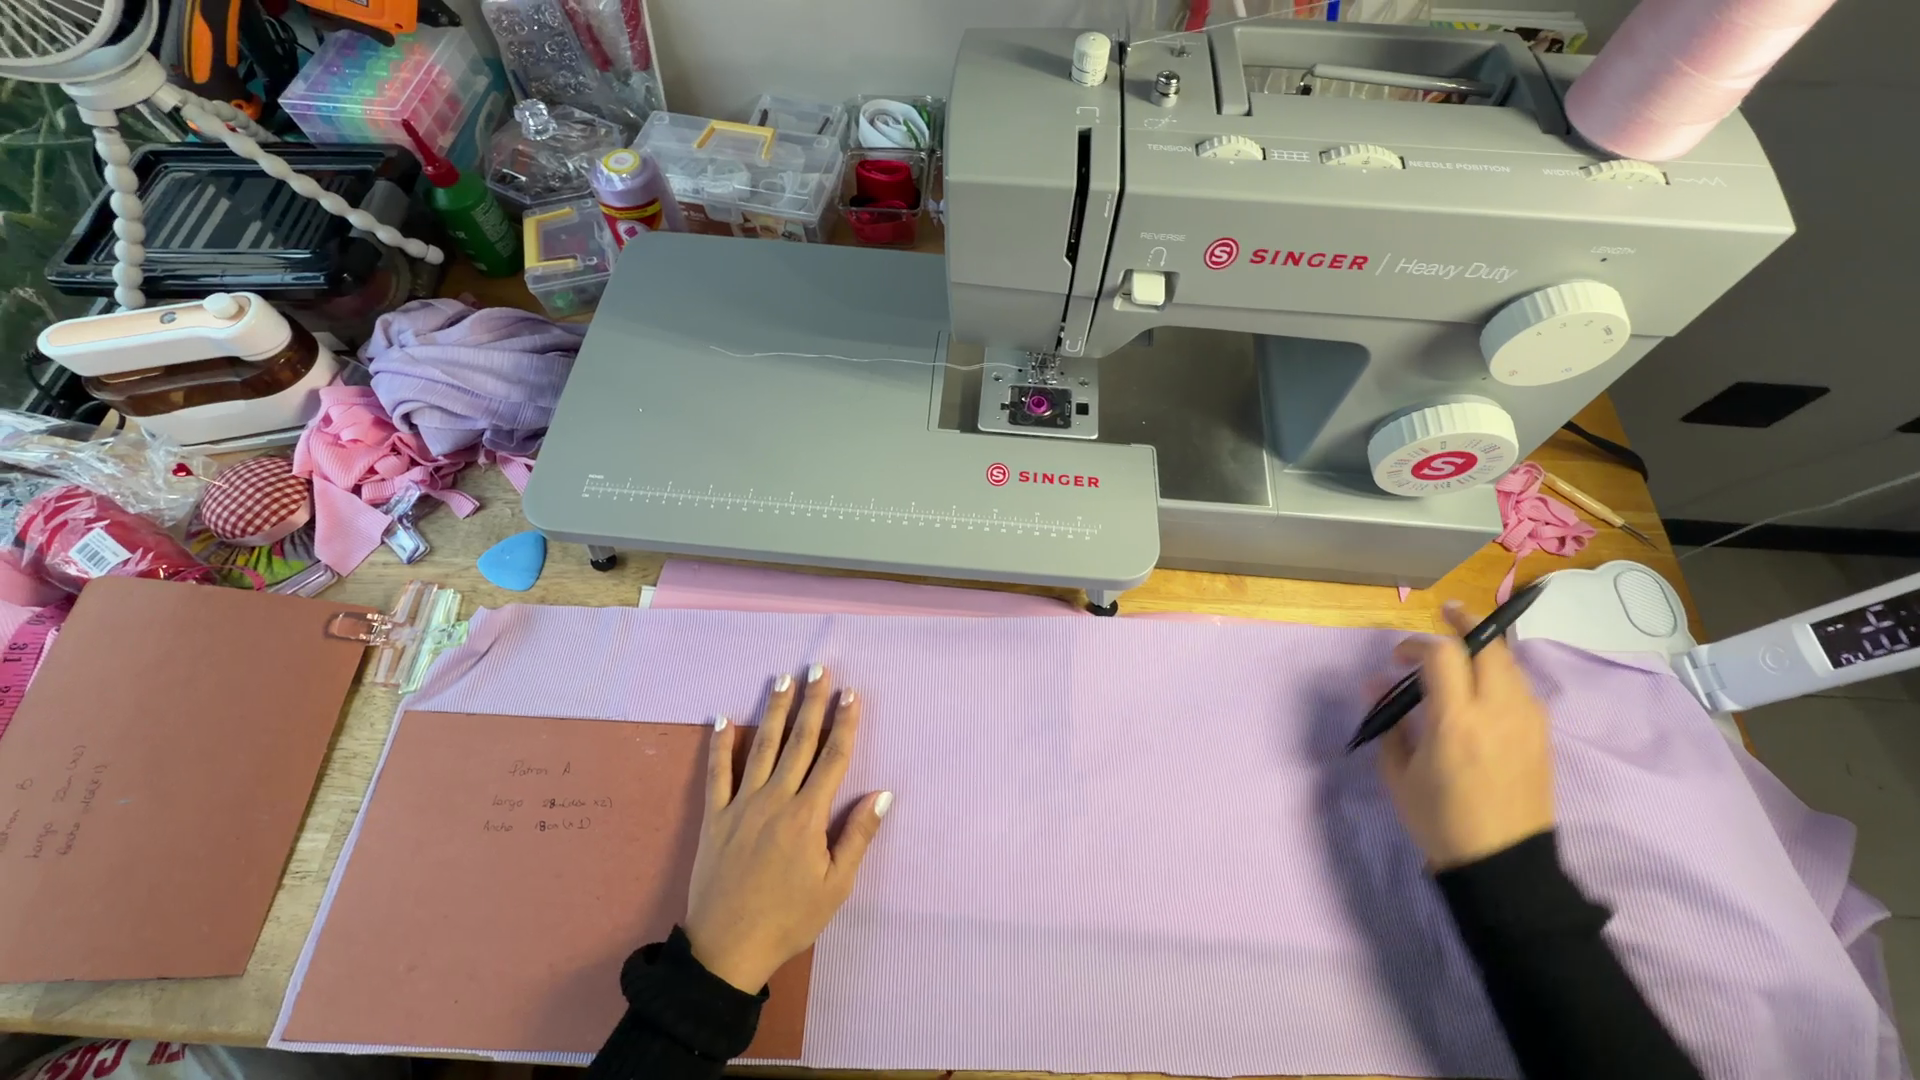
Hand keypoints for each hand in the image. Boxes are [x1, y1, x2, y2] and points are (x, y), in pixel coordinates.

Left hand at [684, 665, 892, 992]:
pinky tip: (721, 719)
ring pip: (761, 747)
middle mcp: (776, 800)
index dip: (845, 723)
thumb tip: (882, 793)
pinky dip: (718, 745)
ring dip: (774, 711)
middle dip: (811, 702)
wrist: (726, 950)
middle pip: (799, 742)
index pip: (833, 758)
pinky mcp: (714, 817)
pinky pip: (715, 773)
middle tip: (818, 668)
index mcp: (808, 816)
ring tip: (782, 680)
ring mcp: (741, 805)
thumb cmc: (789, 919)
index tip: (852, 692)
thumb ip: (857, 836)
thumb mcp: (835, 887)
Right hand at [1375, 602, 1554, 870]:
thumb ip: (1392, 721)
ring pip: (1510, 664)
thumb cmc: (1439, 819)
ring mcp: (1527, 722)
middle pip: (1488, 647)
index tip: (1397, 658)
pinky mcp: (1542, 735)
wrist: (1502, 863)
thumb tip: (1378, 683)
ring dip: (1483, 650)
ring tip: (1460, 652)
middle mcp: (1498, 711)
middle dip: (1465, 623)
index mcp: (1456, 721)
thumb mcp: (1399, 772)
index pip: (1443, 655)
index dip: (1417, 644)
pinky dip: (1499, 675)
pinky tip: (1480, 688)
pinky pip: (1520, 688)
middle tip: (1445, 613)